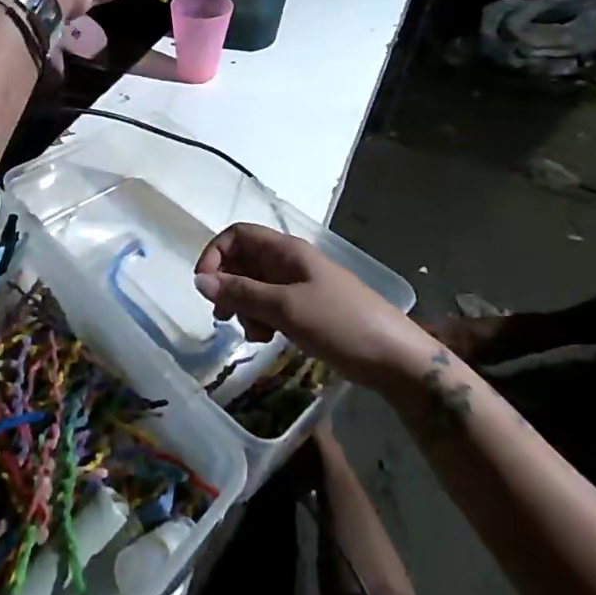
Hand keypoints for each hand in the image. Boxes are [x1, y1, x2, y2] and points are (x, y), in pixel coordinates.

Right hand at [194, 223, 428, 389]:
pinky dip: (261, 318)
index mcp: (287, 251)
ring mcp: (300, 286)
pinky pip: (271, 305)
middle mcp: (290, 262)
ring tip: (252, 333)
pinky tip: (267, 338)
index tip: (205, 287)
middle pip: (243, 260)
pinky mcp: (308, 309)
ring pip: (254, 285)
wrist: (396, 359)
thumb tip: (199, 281)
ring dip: (243, 306)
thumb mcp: (285, 308)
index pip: (238, 235)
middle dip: (227, 285)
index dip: (215, 254)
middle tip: (223, 316)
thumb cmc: (341, 324)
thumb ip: (241, 293)